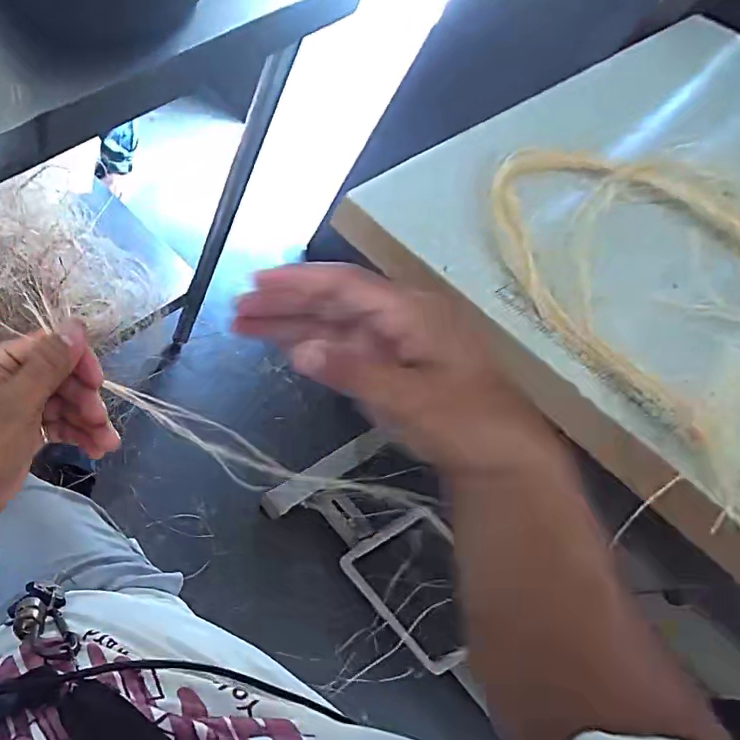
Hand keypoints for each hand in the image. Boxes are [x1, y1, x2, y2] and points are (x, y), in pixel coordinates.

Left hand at [0, 321, 118, 547]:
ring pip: (62, 403)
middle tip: (101, 422)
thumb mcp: (19, 401)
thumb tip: (77, 324)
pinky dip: (76, 434)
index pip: (47, 347)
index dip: (77, 363)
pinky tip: (97, 449)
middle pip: (59, 377)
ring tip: (108, 444)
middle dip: (84, 399)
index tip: (98, 384)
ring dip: (87, 421)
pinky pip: (57, 424)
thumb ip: (51, 363)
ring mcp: (16, 406)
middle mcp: (6, 378)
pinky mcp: (25, 432)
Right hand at [233, 263, 564, 480]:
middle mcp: (397, 319)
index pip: (346, 286)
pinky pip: (341, 349)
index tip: (258, 283)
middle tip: (238, 308)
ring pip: (332, 325)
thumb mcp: (412, 399)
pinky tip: (285, 346)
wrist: (500, 456)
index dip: (299, 283)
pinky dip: (311, 347)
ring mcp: (390, 343)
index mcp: (410, 312)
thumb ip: (355, 372)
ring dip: (290, 323)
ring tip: (245, 324)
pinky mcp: (386, 367)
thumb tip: (300, 350)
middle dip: (285, 303)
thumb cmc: (467, 423)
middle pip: (332, 301)